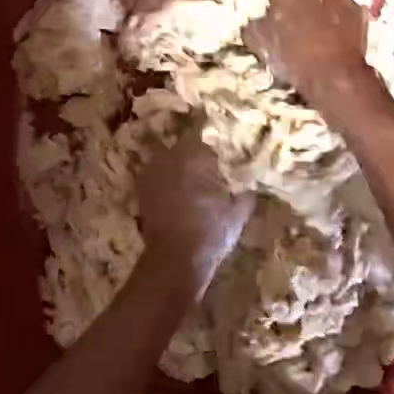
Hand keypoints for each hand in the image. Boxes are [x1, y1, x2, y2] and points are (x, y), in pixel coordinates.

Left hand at [135, 126, 254, 295]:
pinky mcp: (141, 189)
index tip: (224, 153)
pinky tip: (176, 194)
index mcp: (194, 154)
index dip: (215, 144)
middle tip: (209, 168)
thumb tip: (252, 181)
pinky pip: (156, 176)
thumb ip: (246, 190)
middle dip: (195, 154)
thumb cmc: (211, 230)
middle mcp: (169, 156)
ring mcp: (151, 172)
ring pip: (167, 159)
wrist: (175, 259)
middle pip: (184, 146)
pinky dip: (165, 181)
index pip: (205, 134)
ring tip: (192, 181)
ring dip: (178, 166)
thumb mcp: (239, 211)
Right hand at [246, 0, 375, 108]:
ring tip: (312, 27)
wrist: (334, 76)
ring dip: (317, 5)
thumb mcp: (258, 41)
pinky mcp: (359, 11)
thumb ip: (254, 22)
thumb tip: (256, 19)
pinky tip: (331, 34)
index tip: (271, 7)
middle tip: (290, 17)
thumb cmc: (291, 56)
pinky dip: (336, 17)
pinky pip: (342, 9)